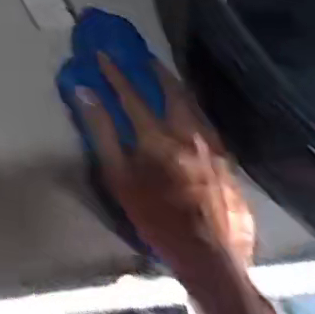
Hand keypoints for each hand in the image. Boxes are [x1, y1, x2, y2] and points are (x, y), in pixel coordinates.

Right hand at [74, 55, 254, 277]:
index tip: (102, 53)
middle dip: (157, 72)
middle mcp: (189, 134)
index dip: (114, 72)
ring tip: (169, 81)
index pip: (131, 94)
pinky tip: (193, 120)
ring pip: (196, 109)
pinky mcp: (230, 166)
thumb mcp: (117, 175)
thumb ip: (101, 131)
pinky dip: (195, 114)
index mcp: (157, 135)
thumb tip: (84, 92)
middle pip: (173, 92)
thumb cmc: (155, 215)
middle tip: (146, 58)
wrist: (211, 259)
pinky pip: (209, 129)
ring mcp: (214, 150)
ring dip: (179, 90)